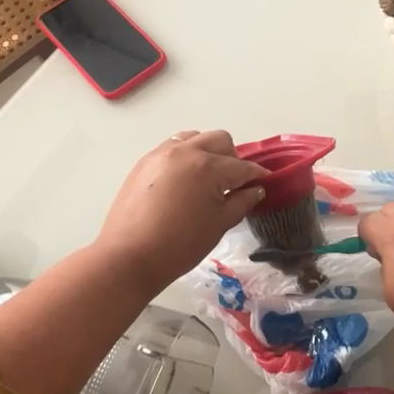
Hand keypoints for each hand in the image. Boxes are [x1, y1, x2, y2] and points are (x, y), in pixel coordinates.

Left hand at [94, 130, 268, 292]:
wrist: (129, 256)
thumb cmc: (180, 245)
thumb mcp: (219, 225)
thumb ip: (241, 202)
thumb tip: (256, 189)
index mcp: (208, 167)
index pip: (241, 166)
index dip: (256, 175)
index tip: (264, 182)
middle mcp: (186, 151)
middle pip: (220, 140)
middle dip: (232, 158)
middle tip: (232, 182)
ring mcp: (162, 153)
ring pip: (195, 137)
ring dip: (207, 151)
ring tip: (206, 177)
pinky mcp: (145, 161)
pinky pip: (173, 147)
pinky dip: (185, 156)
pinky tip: (184, 180)